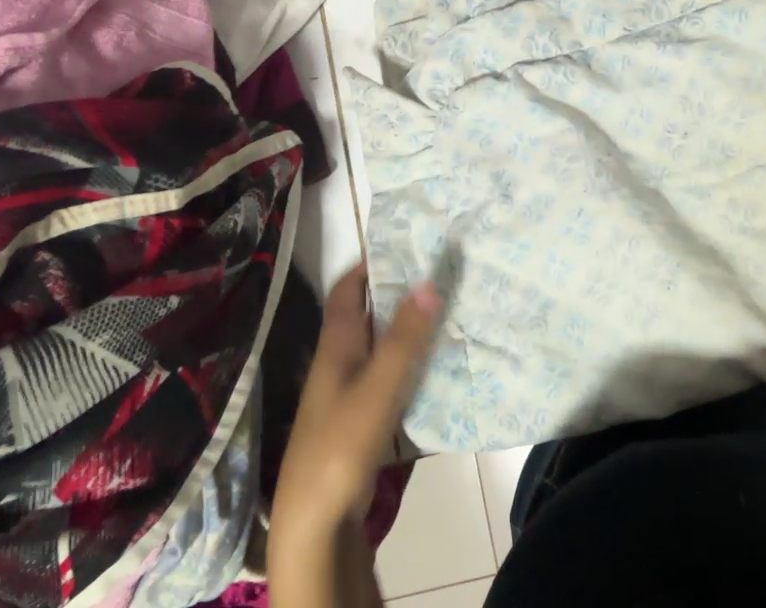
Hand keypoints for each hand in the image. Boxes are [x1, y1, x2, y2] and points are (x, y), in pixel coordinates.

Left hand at [273, 265, 440, 546]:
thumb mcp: (377, 389)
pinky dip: (412, 366)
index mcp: (335, 347)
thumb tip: (427, 281)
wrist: (316, 521)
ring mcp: (349, 394)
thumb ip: (403, 339)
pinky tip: (440, 368)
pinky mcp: (362, 422)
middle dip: (397, 293)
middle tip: (441, 273)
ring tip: (450, 312)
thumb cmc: (340, 446)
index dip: (368, 264)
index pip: (347, 290)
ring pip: (380, 347)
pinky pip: (390, 379)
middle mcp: (339, 363)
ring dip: (408, 330)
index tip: (406, 243)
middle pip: (365, 315)